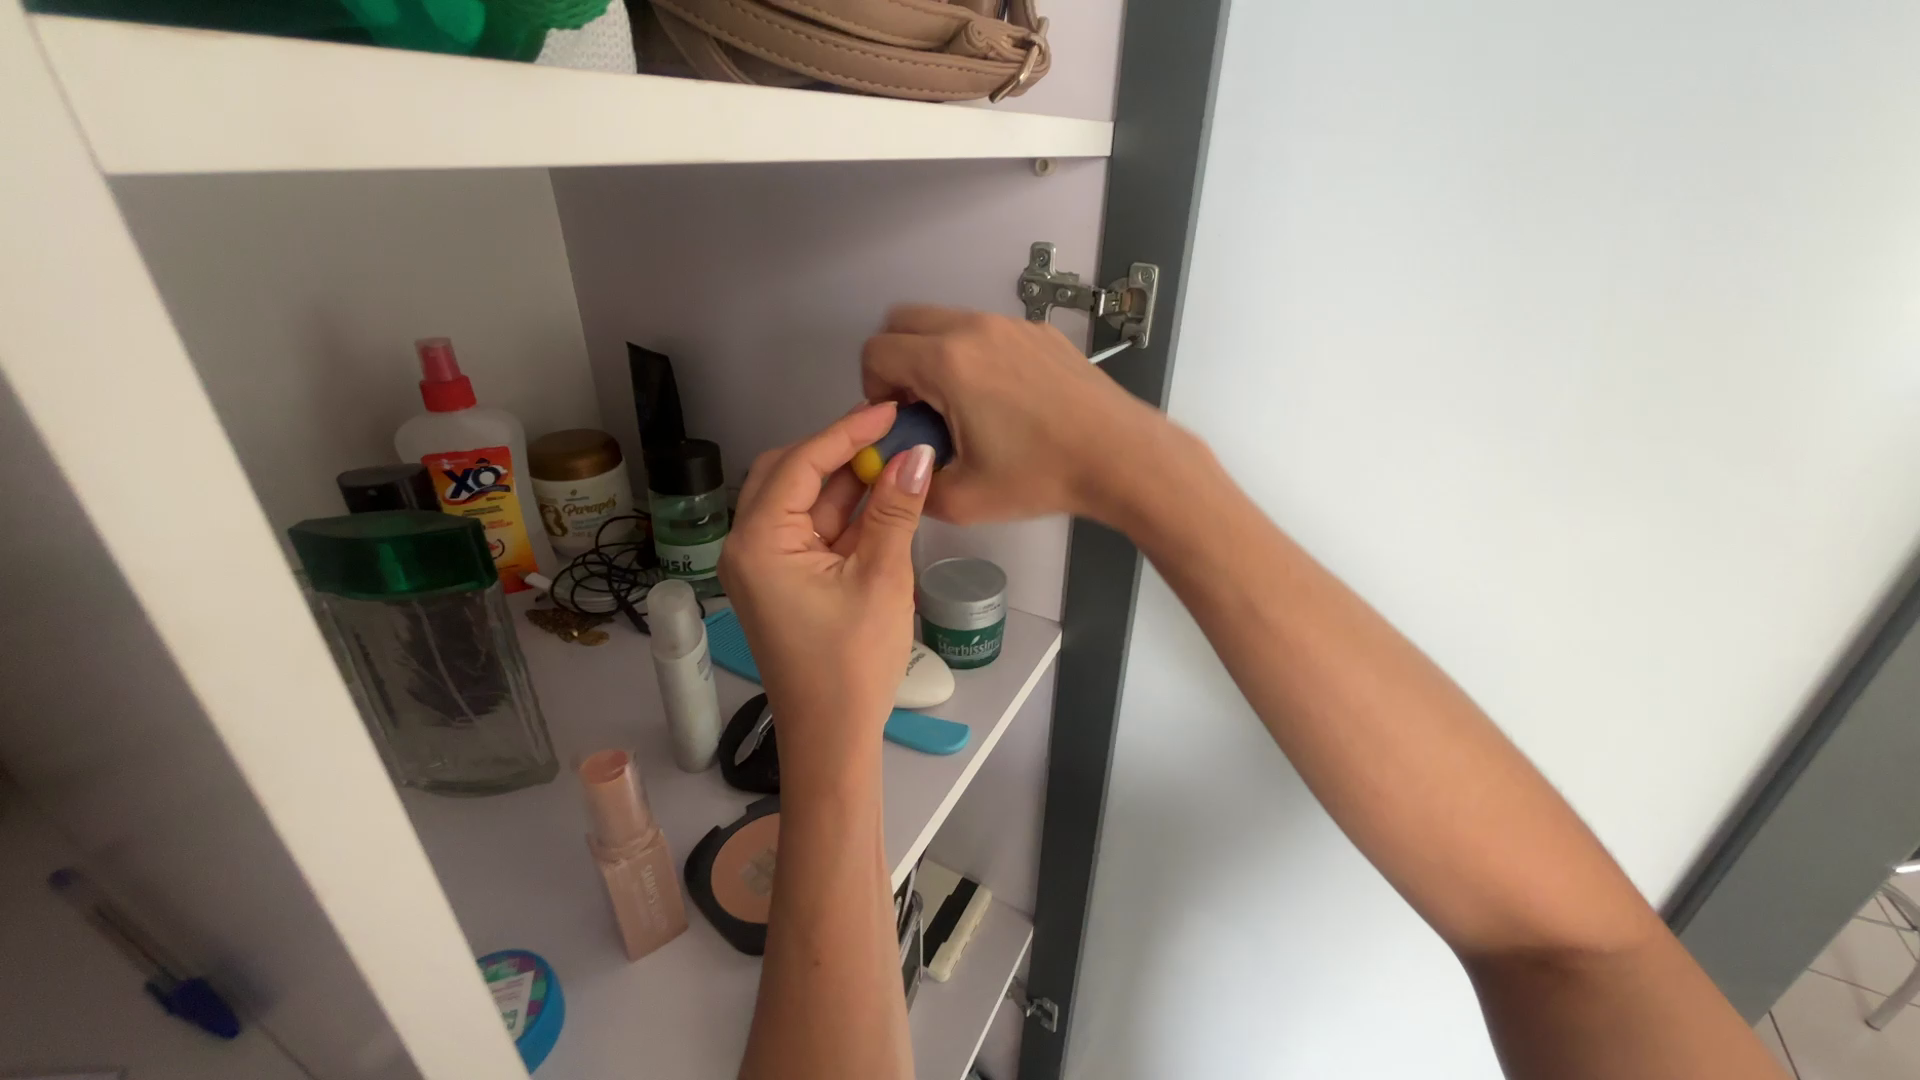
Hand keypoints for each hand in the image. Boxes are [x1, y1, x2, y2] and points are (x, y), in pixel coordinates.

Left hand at [719, 403, 935, 787]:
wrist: (833, 737)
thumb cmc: (851, 666)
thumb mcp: (881, 580)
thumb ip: (895, 511)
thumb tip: (917, 456)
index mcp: (758, 544)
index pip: (798, 464)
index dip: (845, 432)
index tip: (888, 409)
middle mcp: (750, 547)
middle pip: (790, 474)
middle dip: (840, 452)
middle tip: (891, 433)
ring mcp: (766, 565)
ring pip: (804, 501)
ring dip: (847, 482)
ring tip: (896, 458)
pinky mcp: (785, 580)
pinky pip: (813, 530)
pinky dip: (846, 514)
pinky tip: (883, 497)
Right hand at [861, 306, 1176, 524]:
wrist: (1120, 457)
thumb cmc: (1043, 476)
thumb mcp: (964, 500)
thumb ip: (914, 487)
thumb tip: (903, 471)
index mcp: (948, 363)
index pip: (877, 352)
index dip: (872, 388)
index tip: (897, 420)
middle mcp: (975, 330)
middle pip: (902, 321)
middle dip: (895, 361)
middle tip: (917, 406)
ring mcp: (1012, 325)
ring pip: (946, 321)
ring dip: (933, 355)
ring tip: (959, 406)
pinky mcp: (1040, 333)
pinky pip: (986, 331)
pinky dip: (973, 355)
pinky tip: (1001, 401)